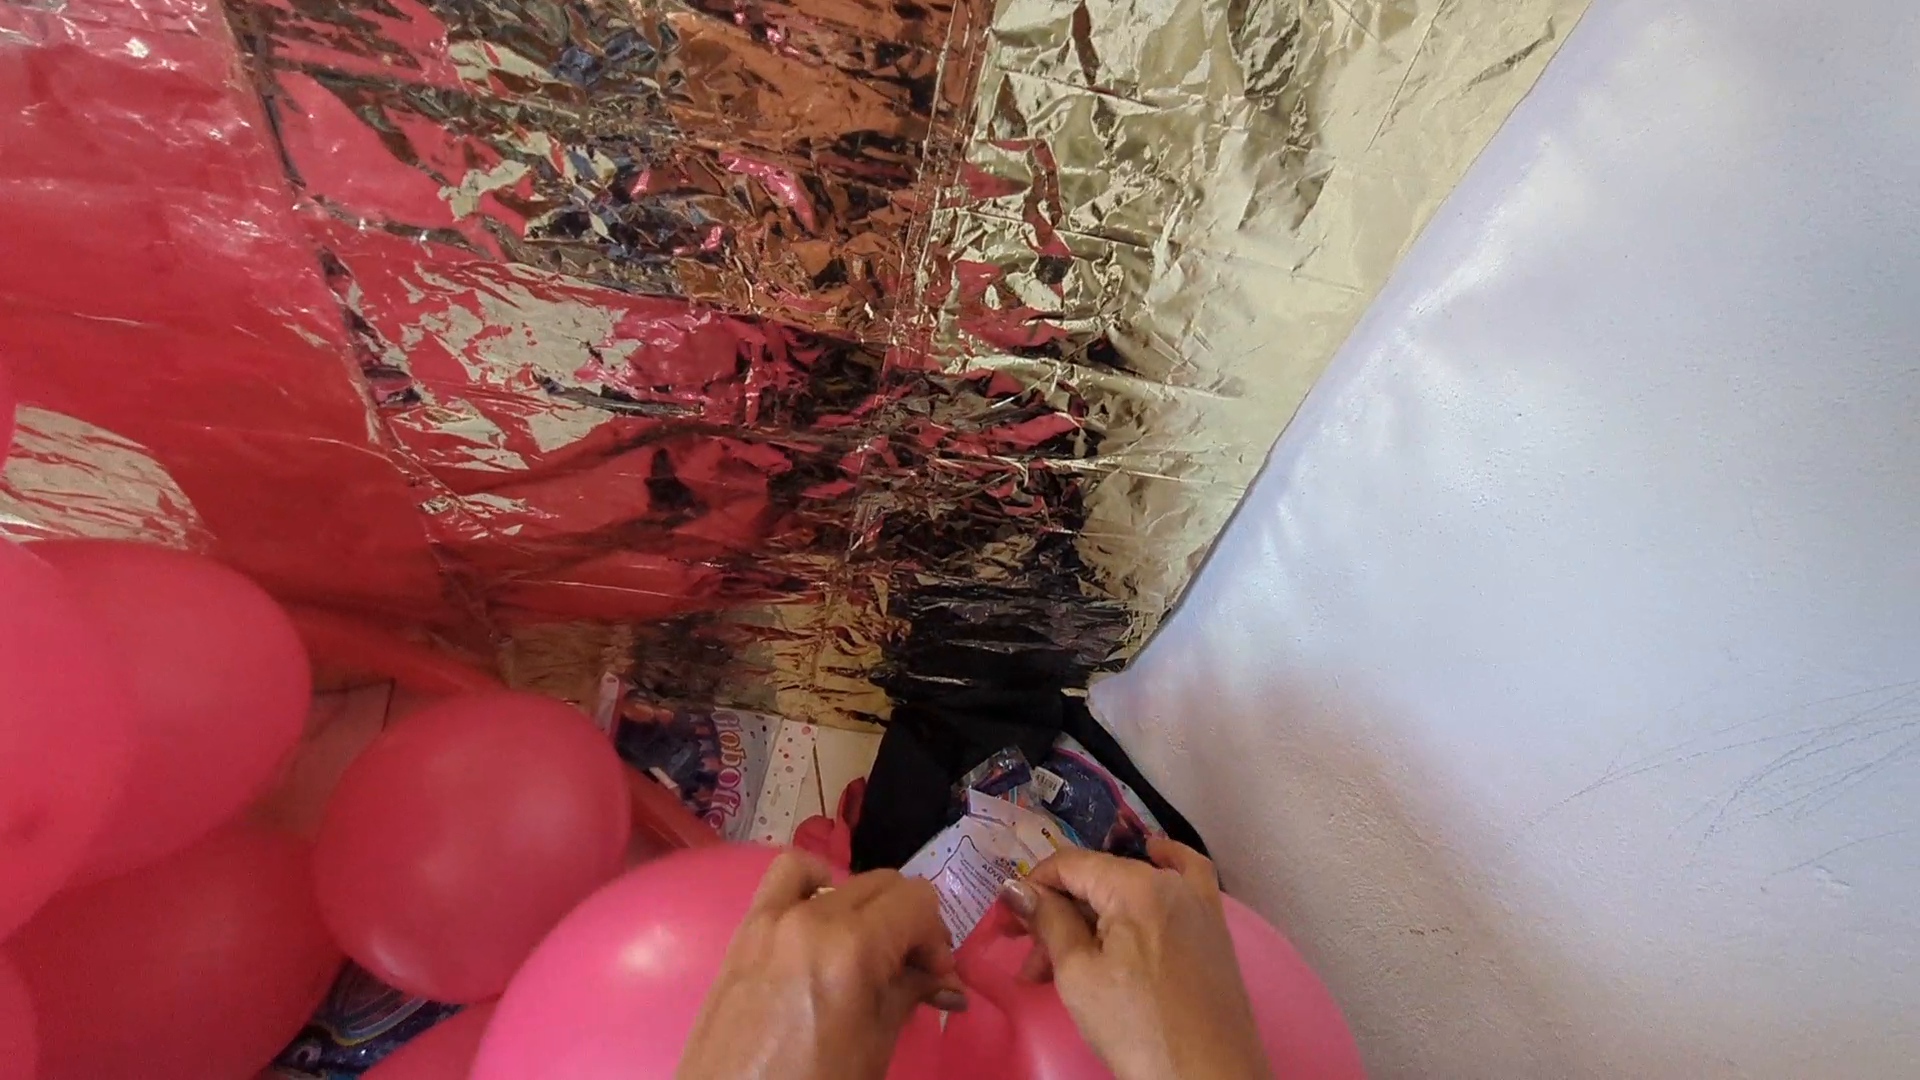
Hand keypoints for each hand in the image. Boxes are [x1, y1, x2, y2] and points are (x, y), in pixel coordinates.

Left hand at [677, 852, 966, 1079]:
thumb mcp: (874, 1049)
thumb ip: (910, 993)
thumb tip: (945, 979)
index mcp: (852, 950)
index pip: (917, 902)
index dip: (935, 937)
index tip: (936, 977)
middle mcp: (814, 918)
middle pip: (885, 885)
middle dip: (909, 924)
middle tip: (912, 971)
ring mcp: (775, 918)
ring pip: (844, 878)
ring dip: (868, 905)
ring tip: (868, 947)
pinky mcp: (746, 928)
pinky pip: (787, 874)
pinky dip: (814, 882)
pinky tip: (821, 917)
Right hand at [1000, 837, 1271, 1079]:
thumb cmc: (1138, 1031)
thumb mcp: (1078, 976)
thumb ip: (1048, 921)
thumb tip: (1015, 887)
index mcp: (1133, 885)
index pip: (1069, 865)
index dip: (1032, 889)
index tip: (1008, 923)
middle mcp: (1167, 881)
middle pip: (1096, 881)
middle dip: (1058, 915)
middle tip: (1032, 961)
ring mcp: (1195, 902)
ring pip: (1128, 891)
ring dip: (1091, 917)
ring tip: (1065, 961)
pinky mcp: (1212, 927)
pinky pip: (1187, 876)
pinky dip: (1166, 861)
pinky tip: (1154, 852)